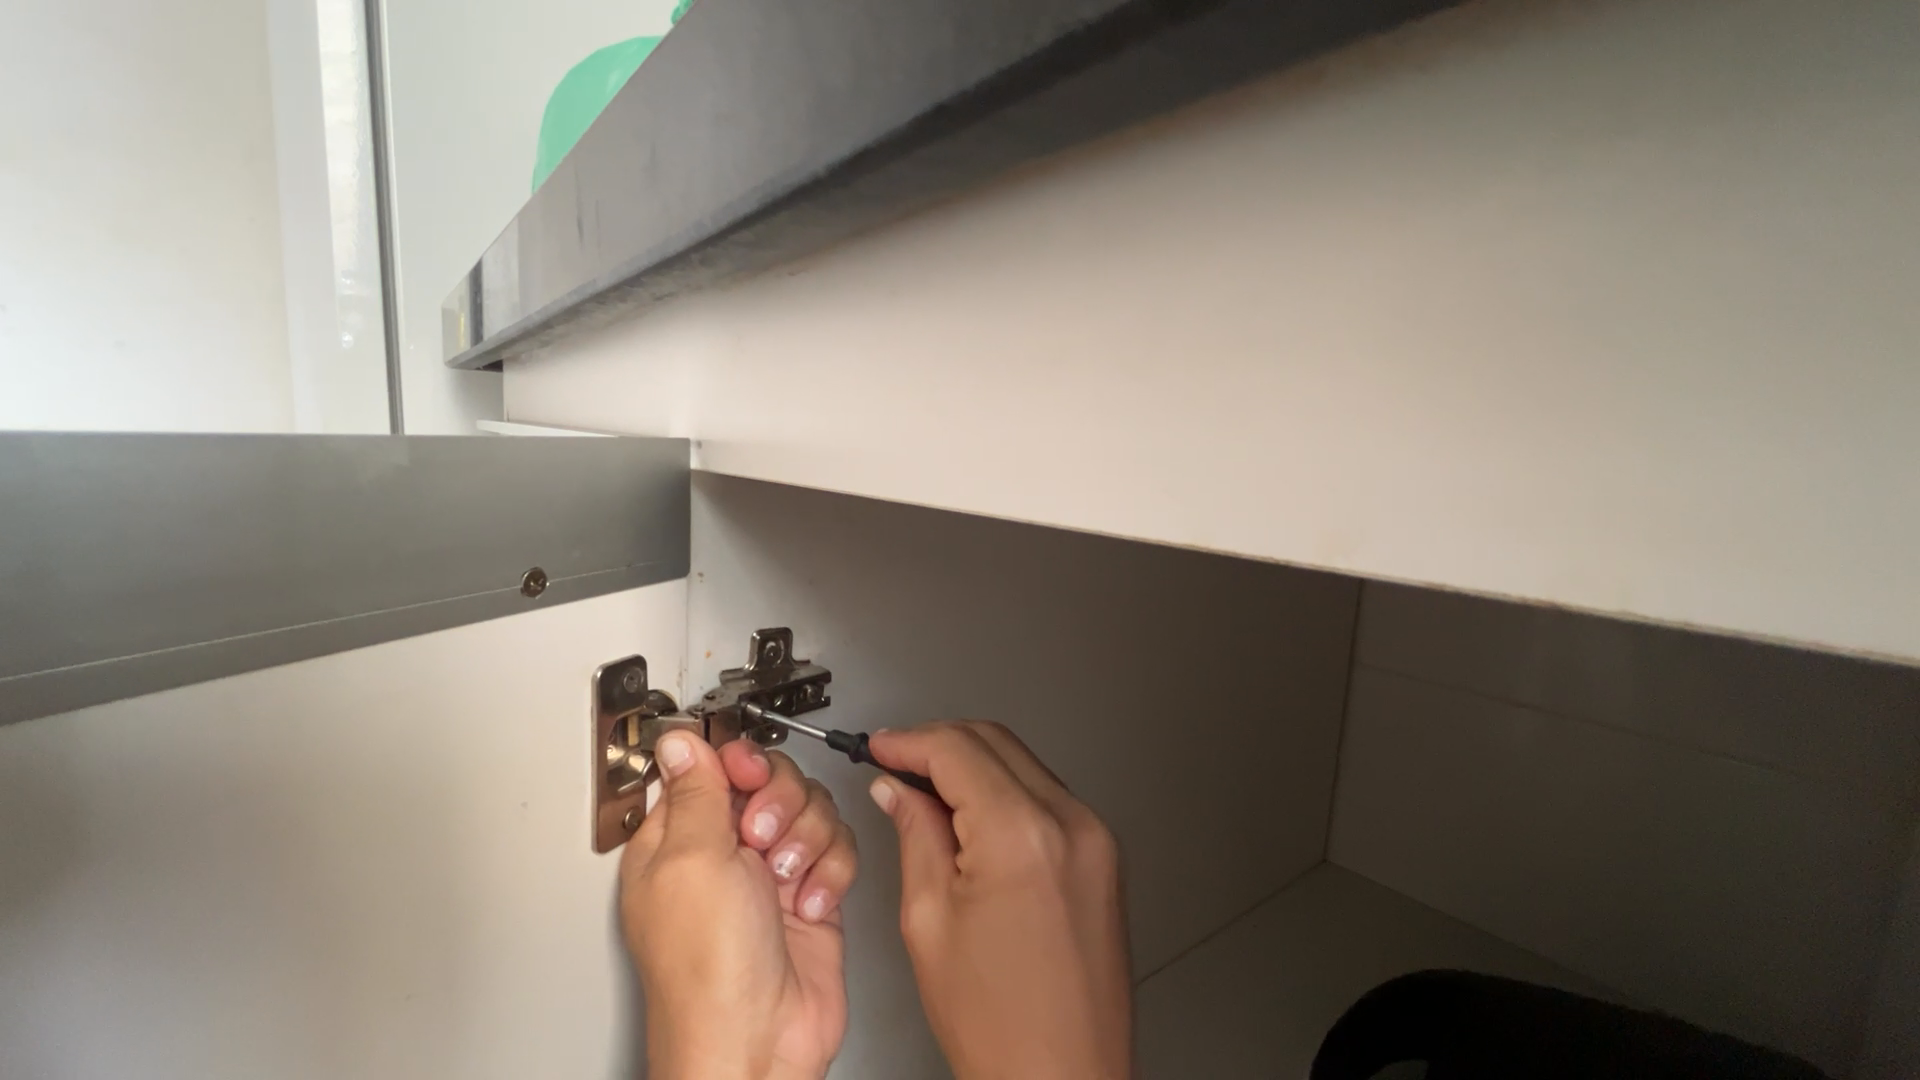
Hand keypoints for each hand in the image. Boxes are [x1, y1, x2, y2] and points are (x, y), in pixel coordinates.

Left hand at [620, 732, 859, 1079]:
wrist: (763, 1044)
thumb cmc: (710, 972)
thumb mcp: (693, 862)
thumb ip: (696, 791)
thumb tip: (679, 739)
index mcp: (681, 837)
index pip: (716, 762)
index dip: (741, 758)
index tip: (751, 774)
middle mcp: (726, 847)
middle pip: (772, 776)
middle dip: (781, 802)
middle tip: (765, 839)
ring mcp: (772, 869)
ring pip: (812, 806)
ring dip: (809, 840)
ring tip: (789, 881)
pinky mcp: (813, 888)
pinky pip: (840, 845)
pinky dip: (832, 872)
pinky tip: (811, 905)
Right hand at [867, 722, 1131, 1079]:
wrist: (1064, 1077)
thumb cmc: (998, 1023)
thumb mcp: (929, 920)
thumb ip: (915, 833)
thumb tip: (898, 788)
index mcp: (1021, 836)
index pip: (956, 749)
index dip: (909, 741)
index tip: (880, 746)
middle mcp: (1068, 822)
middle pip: (993, 741)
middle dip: (939, 743)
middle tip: (897, 762)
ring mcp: (1093, 835)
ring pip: (1020, 761)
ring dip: (971, 763)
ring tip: (927, 792)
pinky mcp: (1101, 851)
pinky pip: (1044, 793)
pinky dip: (1002, 789)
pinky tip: (972, 813)